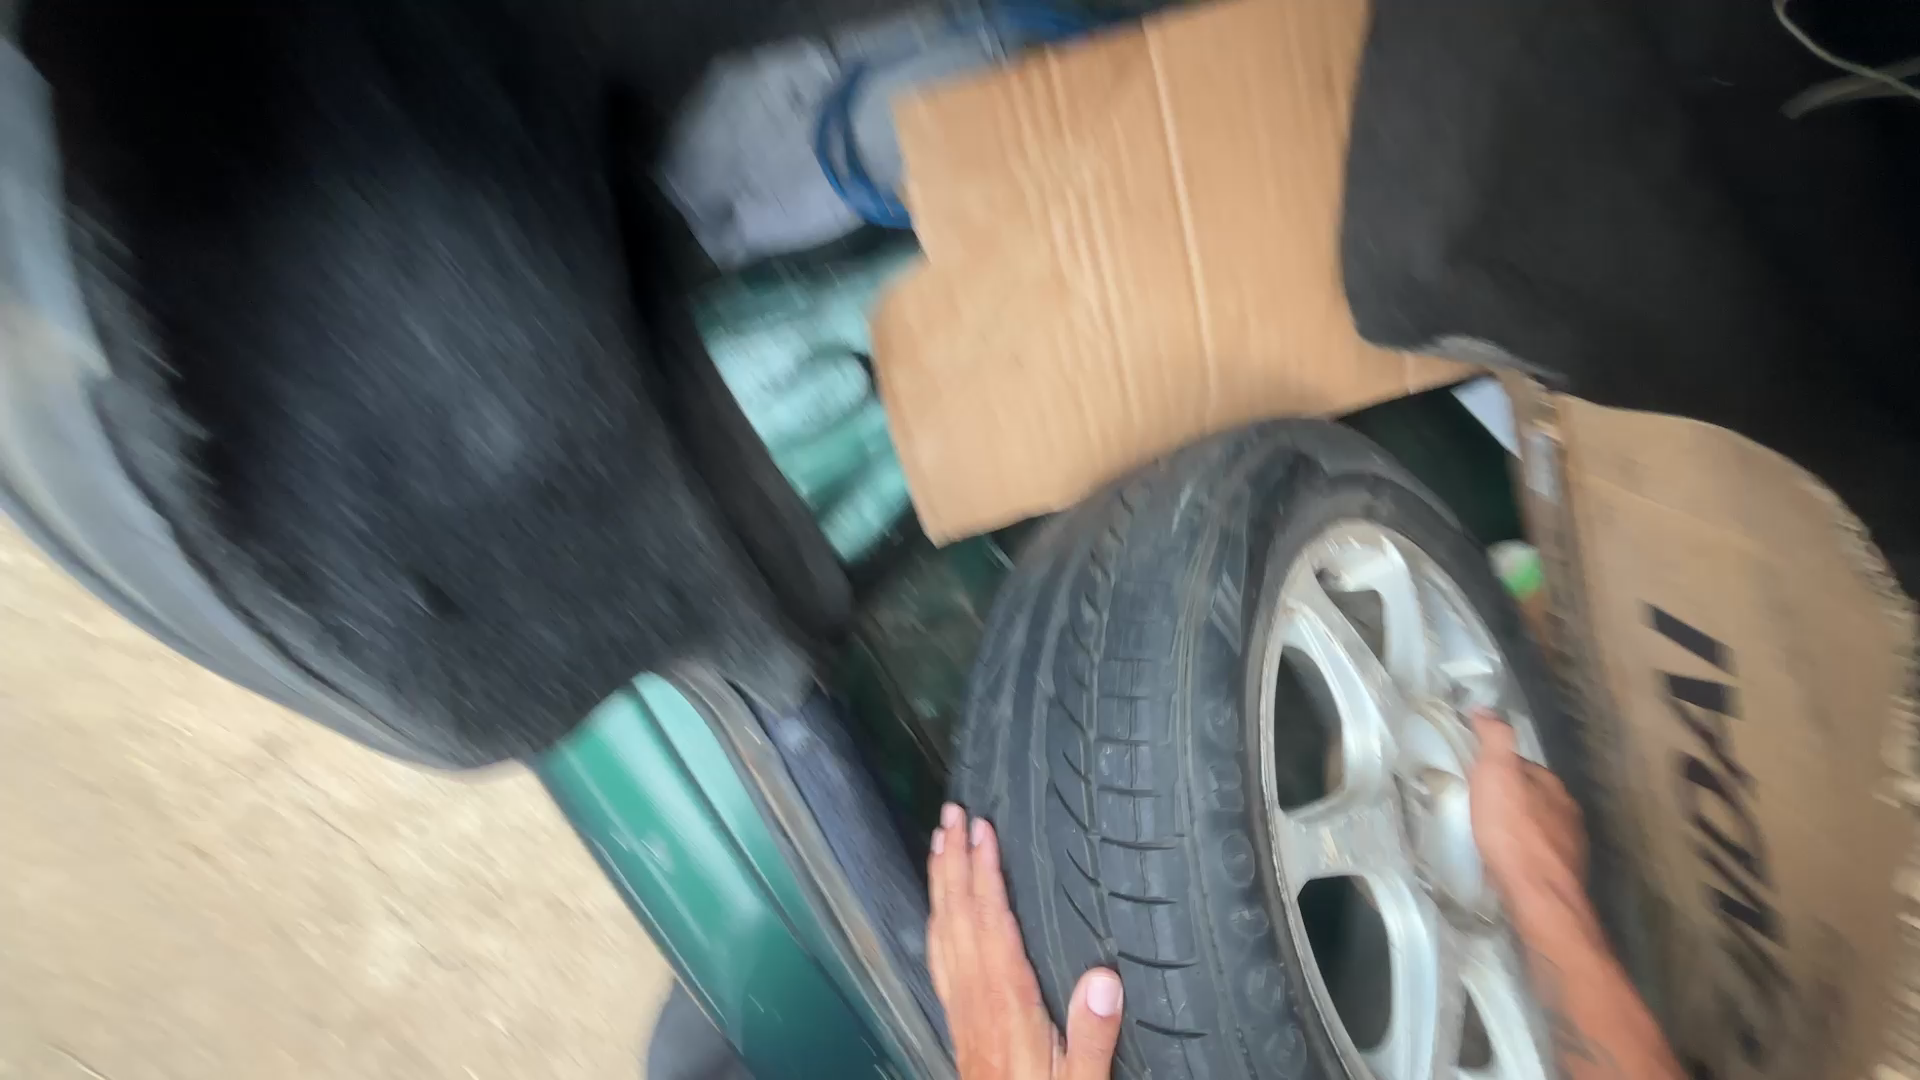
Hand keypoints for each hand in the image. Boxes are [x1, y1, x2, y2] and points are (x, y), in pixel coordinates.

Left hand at [928, 802, 1124, 1079]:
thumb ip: (1093, 1032)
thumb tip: (1105, 979)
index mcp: (1007, 997)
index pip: (991, 919)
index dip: (985, 871)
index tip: (983, 831)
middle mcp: (976, 989)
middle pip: (959, 910)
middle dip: (954, 856)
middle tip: (952, 813)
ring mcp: (960, 998)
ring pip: (943, 924)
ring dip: (940, 876)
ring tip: (940, 839)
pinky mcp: (955, 1008)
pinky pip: (938, 949)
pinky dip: (935, 912)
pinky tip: (937, 900)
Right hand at [1468, 710, 1586, 905]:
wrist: (1539, 894)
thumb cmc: (1512, 830)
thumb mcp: (1495, 773)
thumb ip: (1494, 738)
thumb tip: (1485, 708)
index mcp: (1552, 784)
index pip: (1521, 764)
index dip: (1494, 765)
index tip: (1471, 772)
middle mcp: (1568, 810)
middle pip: (1530, 793)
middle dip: (1507, 794)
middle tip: (1474, 800)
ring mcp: (1570, 843)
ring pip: (1536, 822)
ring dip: (1516, 821)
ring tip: (1486, 828)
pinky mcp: (1564, 871)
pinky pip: (1538, 848)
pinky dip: (1522, 846)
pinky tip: (1504, 854)